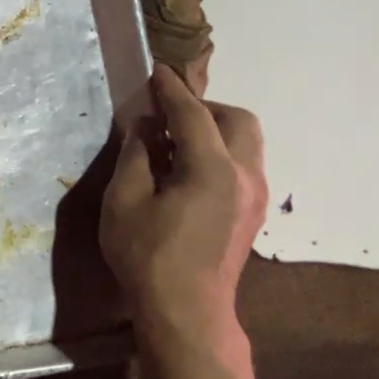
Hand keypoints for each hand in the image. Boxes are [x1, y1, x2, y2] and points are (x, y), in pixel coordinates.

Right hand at [100, 64, 268, 355]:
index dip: (172, 90)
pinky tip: (183, 168)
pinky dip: (216, 151)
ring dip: (212, 129)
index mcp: (212, 169)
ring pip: (244, 142)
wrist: (185, 308)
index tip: (156, 70)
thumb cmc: (145, 253)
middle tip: (164, 112)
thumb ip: (137, 157)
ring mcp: (255, 195)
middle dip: (202, 107)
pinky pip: (241, 164)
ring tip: (171, 140)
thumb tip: (145, 129)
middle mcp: (245, 176)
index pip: (194, 115)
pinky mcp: (251, 211)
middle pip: (237, 121)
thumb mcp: (124, 200)